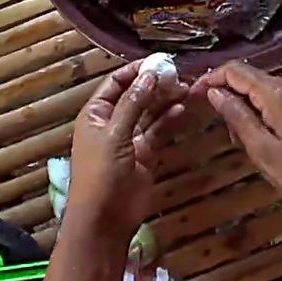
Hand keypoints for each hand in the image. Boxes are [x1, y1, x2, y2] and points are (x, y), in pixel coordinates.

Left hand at [67, 62, 188, 244]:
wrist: (104, 218)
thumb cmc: (100, 173)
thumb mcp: (114, 134)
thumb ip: (133, 103)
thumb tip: (149, 75)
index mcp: (96, 113)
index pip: (116, 82)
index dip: (135, 70)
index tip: (159, 61)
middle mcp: (113, 122)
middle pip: (136, 95)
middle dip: (155, 84)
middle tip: (179, 74)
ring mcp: (130, 138)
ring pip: (150, 111)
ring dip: (165, 100)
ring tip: (185, 88)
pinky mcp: (146, 153)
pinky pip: (159, 130)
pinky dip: (169, 119)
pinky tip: (181, 108)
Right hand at [189, 62, 281, 228]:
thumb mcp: (262, 150)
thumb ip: (236, 116)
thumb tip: (213, 92)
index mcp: (280, 92)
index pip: (236, 70)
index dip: (210, 78)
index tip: (191, 94)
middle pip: (251, 77)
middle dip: (230, 95)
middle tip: (220, 129)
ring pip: (265, 88)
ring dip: (247, 105)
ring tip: (243, 141)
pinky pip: (280, 97)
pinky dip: (264, 110)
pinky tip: (263, 137)